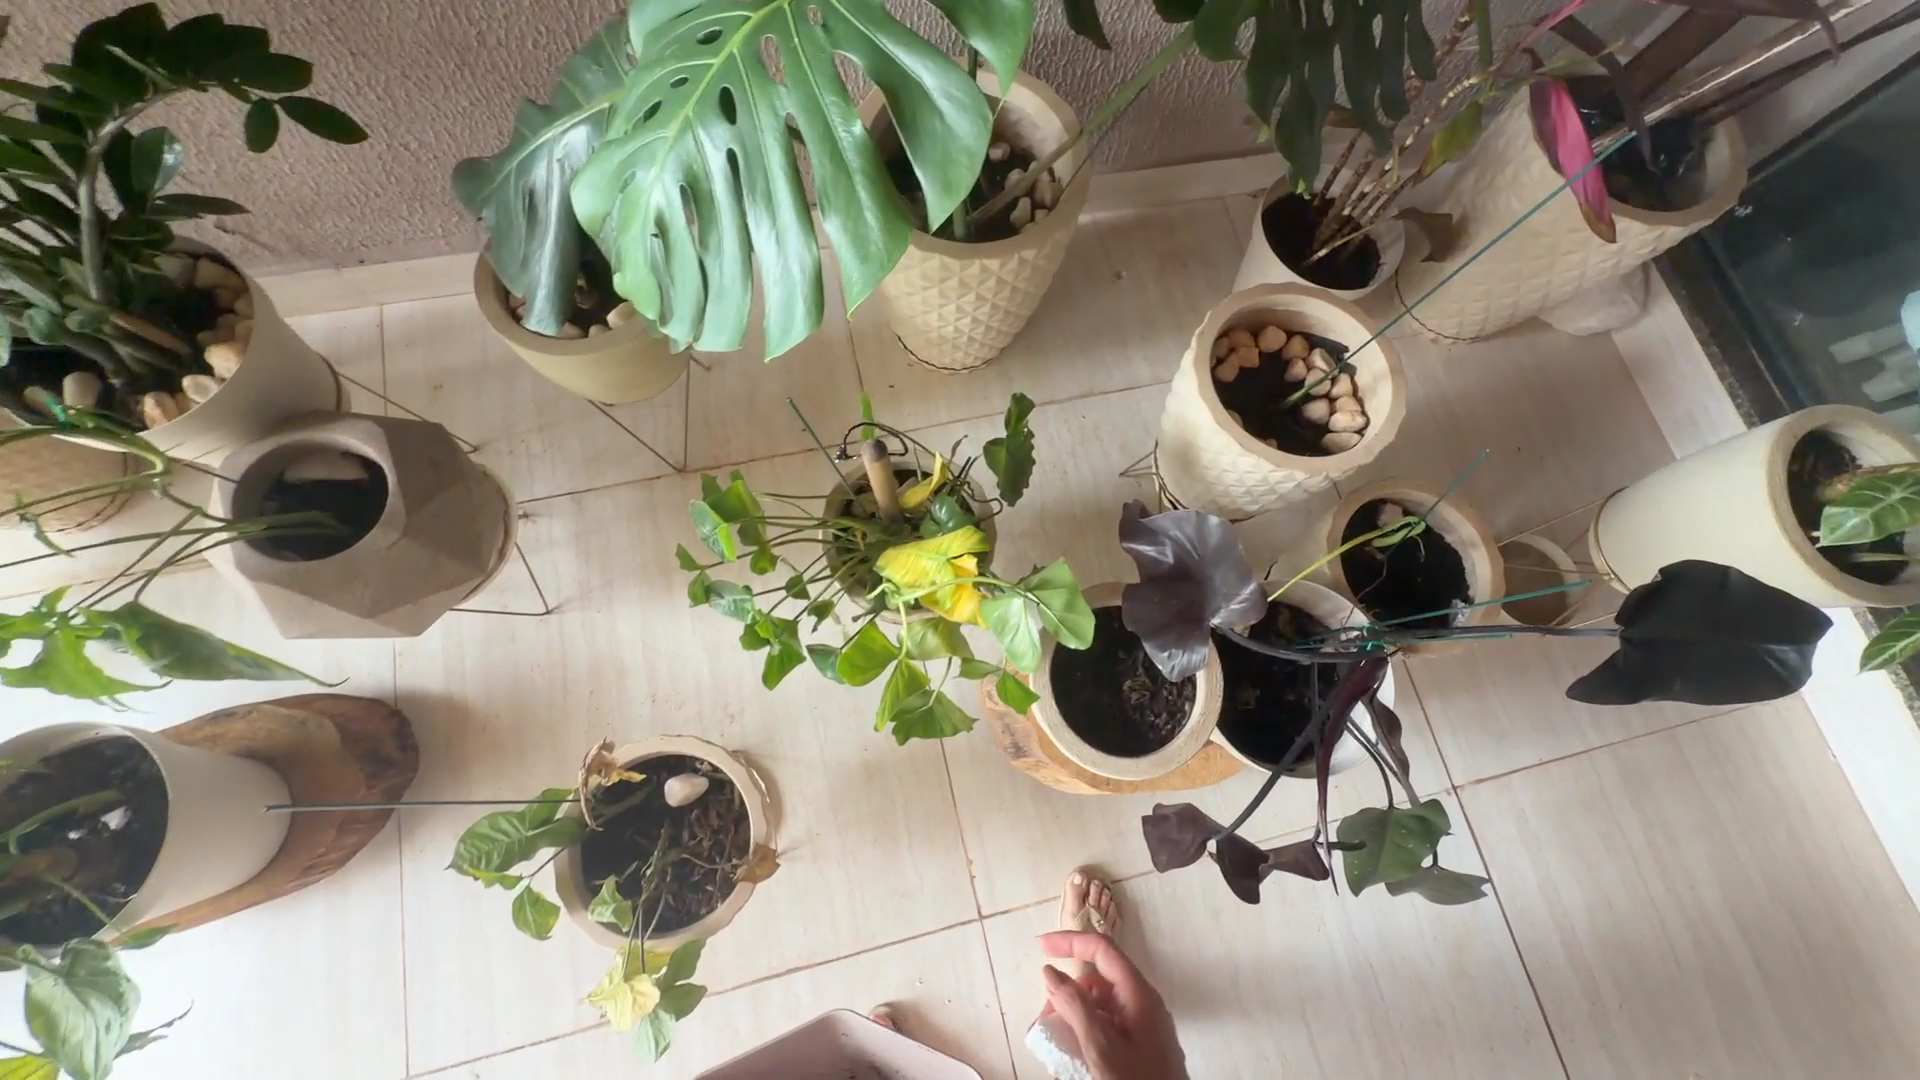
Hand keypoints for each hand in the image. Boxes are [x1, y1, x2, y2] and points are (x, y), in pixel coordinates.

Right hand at [1038, 930, 1186, 1079]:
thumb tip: (1050, 972)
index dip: (1070, 941)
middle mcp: (1143, 1003)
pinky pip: (1110, 1025)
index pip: (1101, 949)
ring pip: (1102, 1004)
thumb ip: (1074, 1006)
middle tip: (1045, 1017)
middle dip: (1068, 991)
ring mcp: (1145, 1026)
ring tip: (1056, 1039)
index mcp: (1138, 993)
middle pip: (1099, 979)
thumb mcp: (1100, 1047)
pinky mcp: (1143, 1046)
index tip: (1040, 948)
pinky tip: (1074, 1053)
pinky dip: (1088, 1031)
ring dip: (1075, 1014)